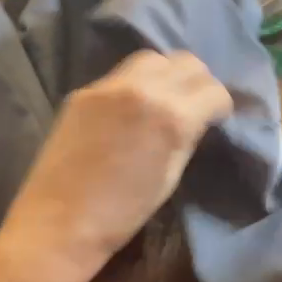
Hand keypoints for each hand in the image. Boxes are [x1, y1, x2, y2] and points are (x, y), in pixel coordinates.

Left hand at [0, 51, 231, 275]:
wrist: (60, 222)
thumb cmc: (123, 213)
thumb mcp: (170, 177)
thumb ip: (187, 138)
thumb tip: (197, 120)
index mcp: (171, 116)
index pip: (213, 90)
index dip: (221, 105)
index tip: (218, 118)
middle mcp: (143, 89)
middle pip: (186, 62)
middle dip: (199, 82)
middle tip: (196, 104)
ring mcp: (109, 86)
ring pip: (154, 59)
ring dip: (169, 74)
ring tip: (167, 99)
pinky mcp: (84, 92)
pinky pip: (122, 74)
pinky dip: (139, 83)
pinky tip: (135, 107)